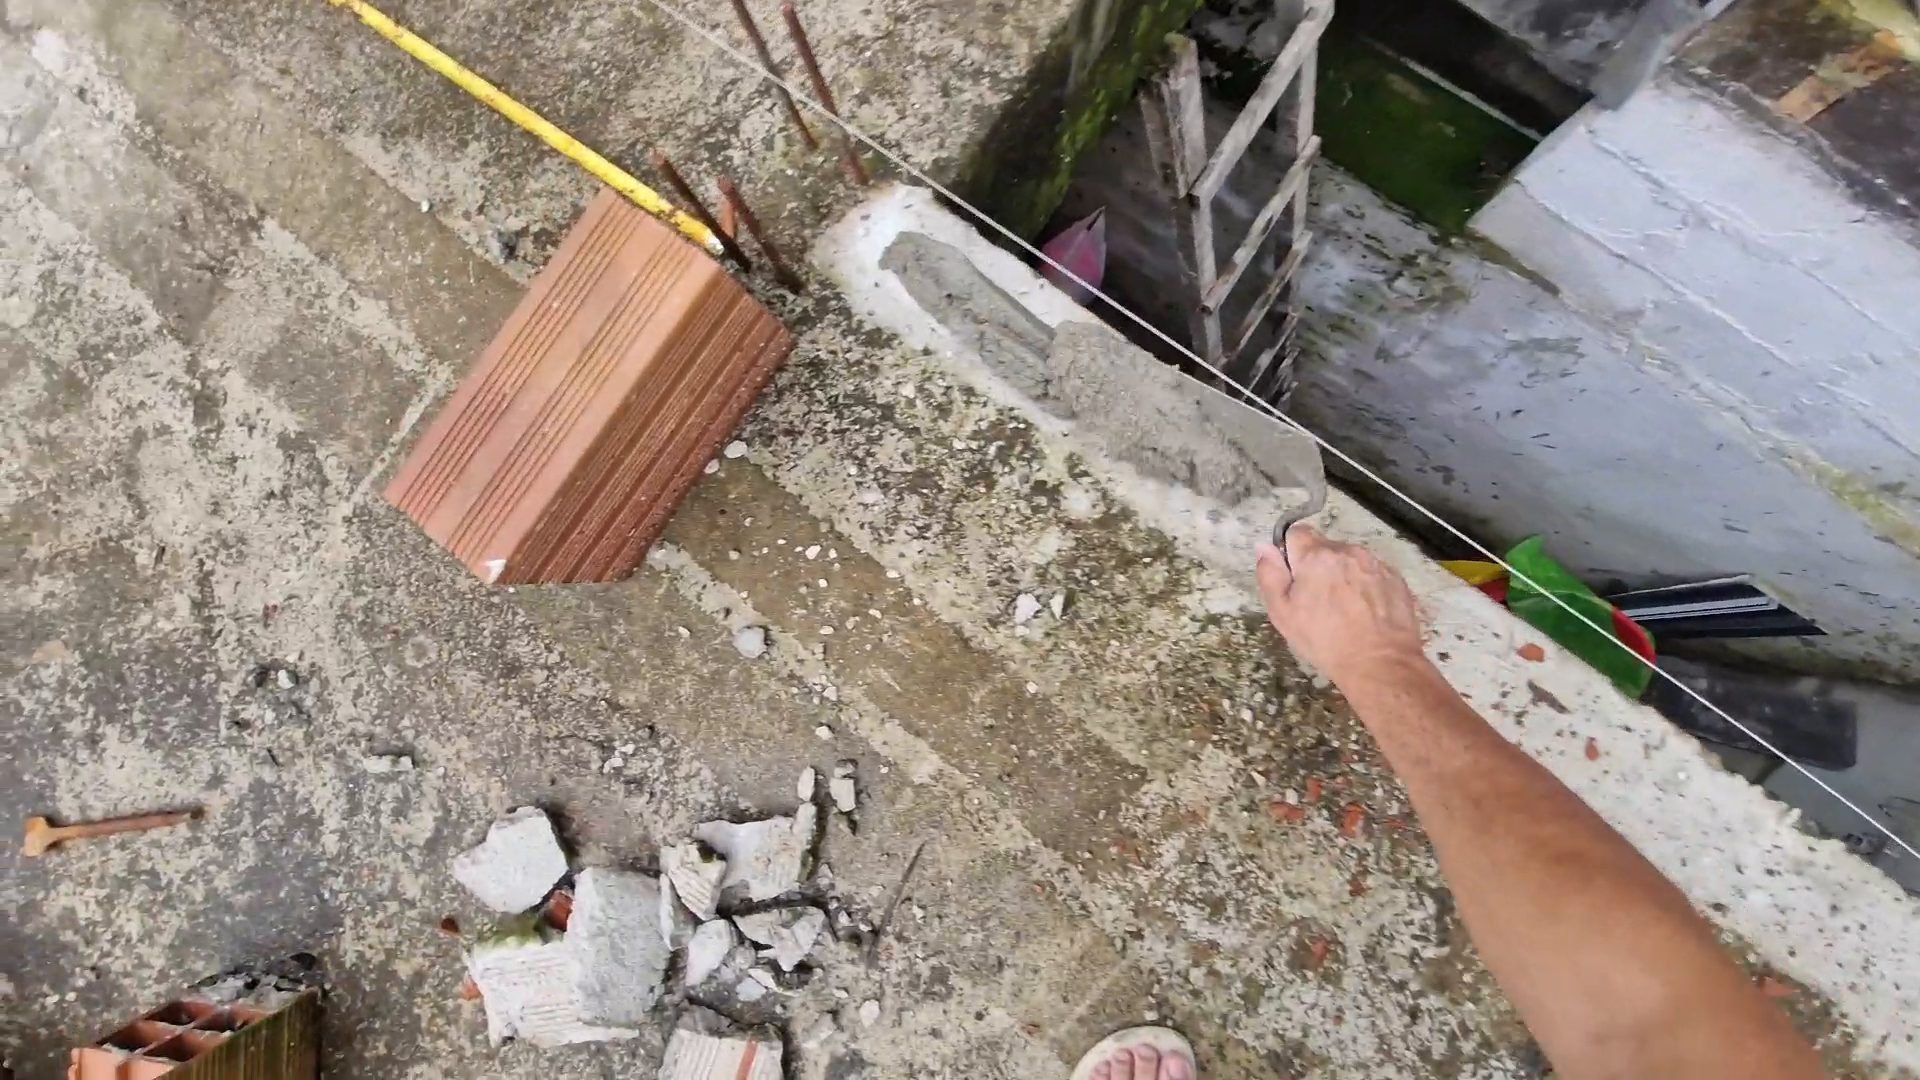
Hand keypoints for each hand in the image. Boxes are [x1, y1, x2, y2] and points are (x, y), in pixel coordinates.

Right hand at [1256, 524, 1425, 687]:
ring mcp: (1375, 563)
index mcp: (1315, 556)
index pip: (1296, 532)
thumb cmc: (1324, 639)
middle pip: (1323, 547)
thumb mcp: (1282, 612)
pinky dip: (1363, 585)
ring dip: (1341, 574)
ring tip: (1343, 608)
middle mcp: (1347, 551)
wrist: (1380, 663)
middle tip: (1316, 600)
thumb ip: (1270, 574)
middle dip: (1316, 566)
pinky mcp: (1396, 578)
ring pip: (1348, 559)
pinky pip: (1370, 572)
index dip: (1290, 552)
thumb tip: (1264, 547)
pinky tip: (1363, 611)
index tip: (1294, 577)